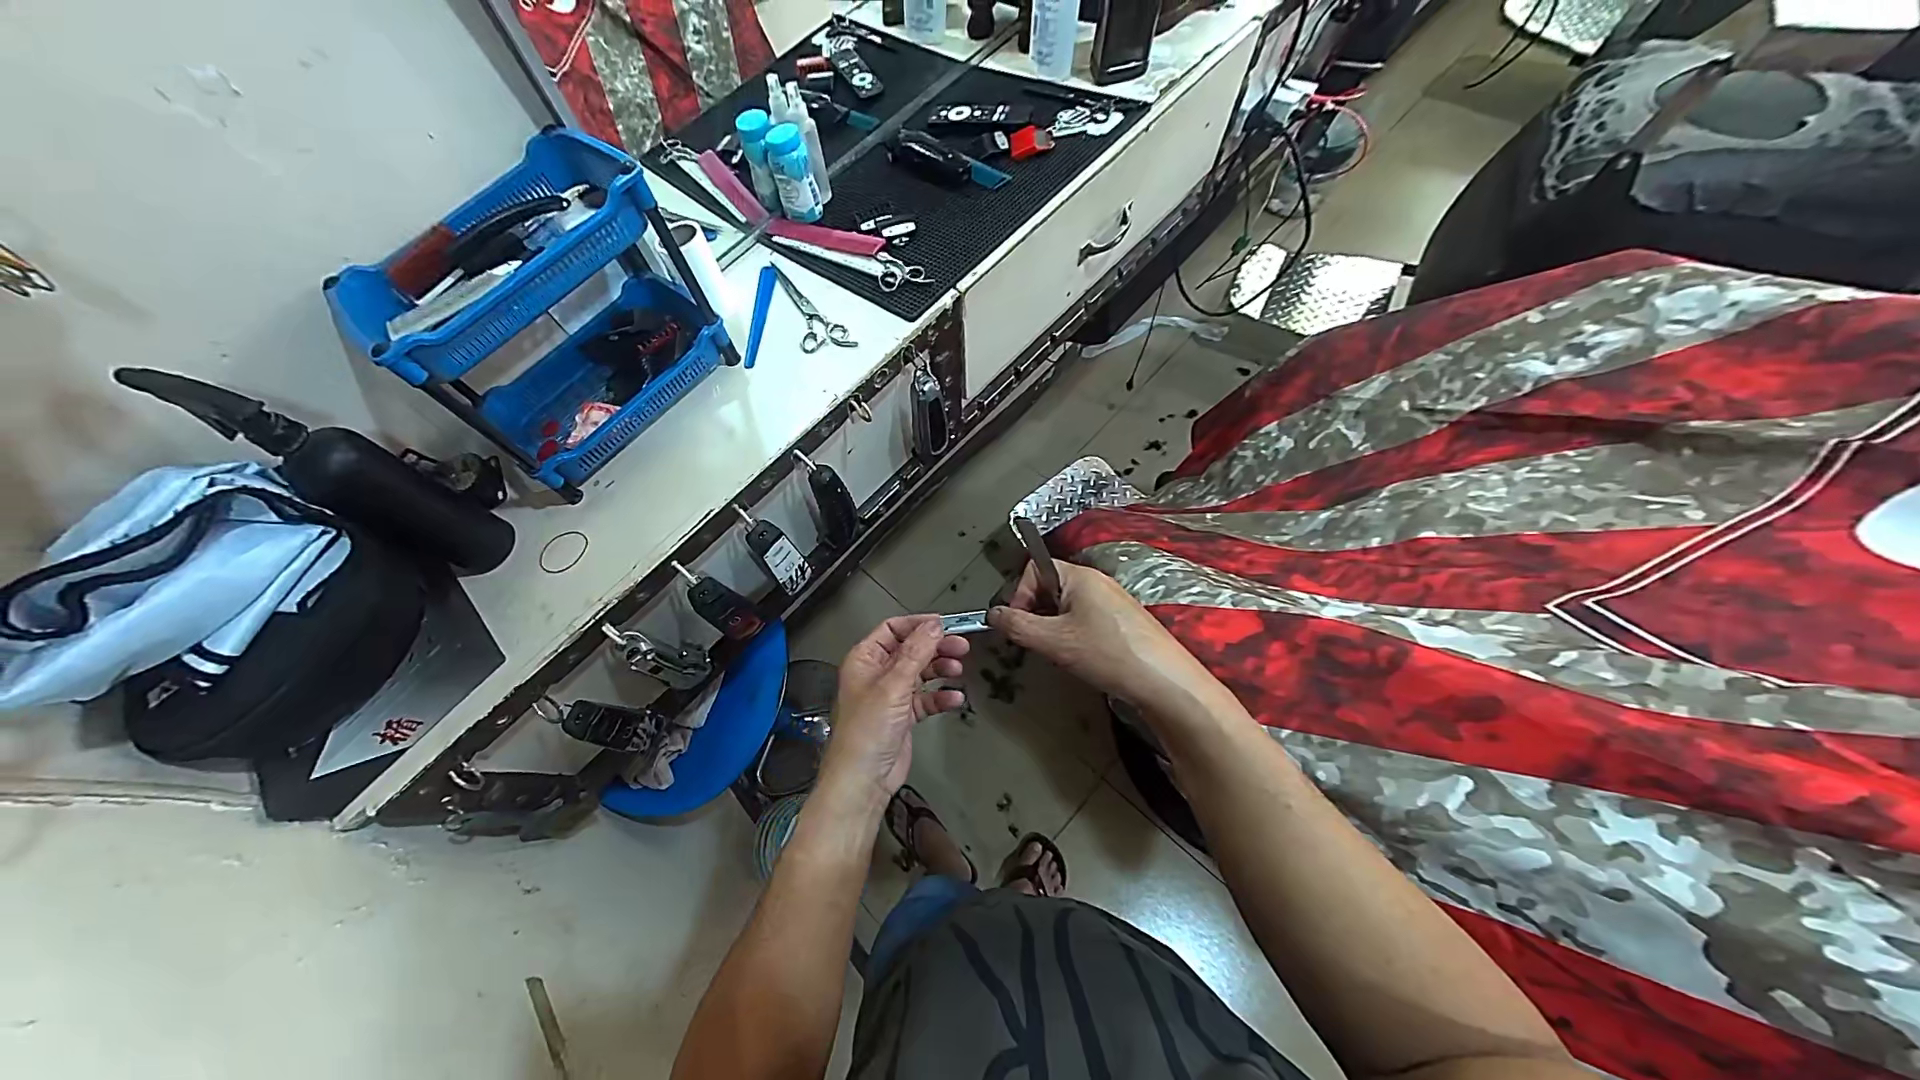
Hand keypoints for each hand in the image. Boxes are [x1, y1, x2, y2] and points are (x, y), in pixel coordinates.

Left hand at [820, 615, 968, 800]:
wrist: (863, 780)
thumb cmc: (862, 736)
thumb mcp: (893, 686)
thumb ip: (916, 653)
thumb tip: (932, 627)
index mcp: (864, 660)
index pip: (893, 629)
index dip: (918, 625)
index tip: (944, 625)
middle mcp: (876, 675)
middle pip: (911, 649)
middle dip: (936, 646)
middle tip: (959, 646)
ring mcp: (890, 695)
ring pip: (921, 672)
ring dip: (941, 669)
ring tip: (957, 668)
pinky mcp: (903, 716)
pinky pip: (927, 699)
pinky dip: (941, 696)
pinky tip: (954, 697)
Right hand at [988, 561, 1219, 716]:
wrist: (1163, 681)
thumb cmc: (1112, 654)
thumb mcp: (1052, 640)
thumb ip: (1016, 625)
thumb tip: (993, 615)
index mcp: (1080, 576)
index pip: (1034, 568)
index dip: (1019, 594)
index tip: (1018, 621)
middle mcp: (1097, 583)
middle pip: (1049, 588)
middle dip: (1036, 614)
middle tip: (1039, 640)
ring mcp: (1112, 603)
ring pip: (1066, 608)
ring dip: (1054, 629)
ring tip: (1062, 653)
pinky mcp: (1122, 624)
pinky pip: (1085, 622)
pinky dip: (1074, 639)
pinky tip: (1082, 659)